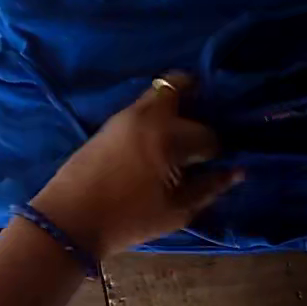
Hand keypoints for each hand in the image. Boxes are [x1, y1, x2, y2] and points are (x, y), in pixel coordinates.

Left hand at [30, 74, 242, 258]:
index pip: (209, 135)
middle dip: (201, 100)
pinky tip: (162, 143)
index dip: (219, 150)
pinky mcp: (110, 123)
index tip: (219, 164)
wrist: (70, 221)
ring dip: (178, 106)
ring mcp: (126, 115)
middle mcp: (148, 115)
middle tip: (208, 128)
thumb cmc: (129, 219)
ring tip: (186, 137)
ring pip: (160, 92)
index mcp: (169, 137)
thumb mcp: (177, 211)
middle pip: (181, 84)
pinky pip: (143, 107)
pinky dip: (159, 114)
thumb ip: (209, 187)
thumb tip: (237, 171)